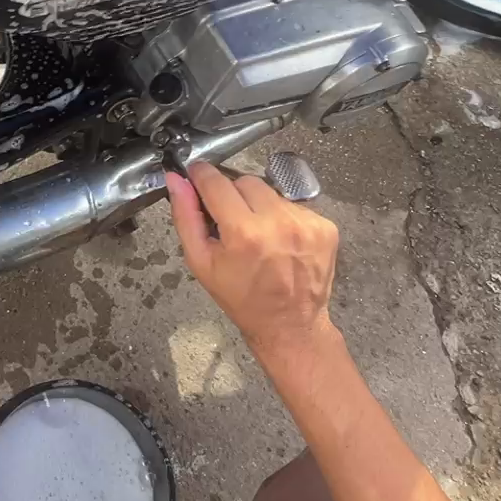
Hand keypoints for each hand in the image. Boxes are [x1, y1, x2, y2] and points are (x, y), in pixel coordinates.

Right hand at [166, 160, 341, 359]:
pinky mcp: (325, 226)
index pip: (216, 181)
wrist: (290, 325)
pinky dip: (281, 216)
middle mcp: (278, 222)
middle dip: (231, 194)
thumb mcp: (200, 262)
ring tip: (257, 234)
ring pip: (270, 191)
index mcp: (244, 233)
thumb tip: (176, 180)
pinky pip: (293, 204)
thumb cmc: (240, 297)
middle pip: (244, 181)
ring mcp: (306, 223)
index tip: (196, 176)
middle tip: (229, 220)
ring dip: (258, 205)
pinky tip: (279, 240)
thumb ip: (185, 217)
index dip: (201, 175)